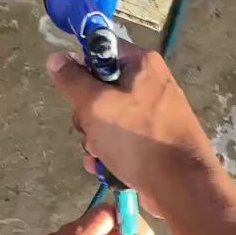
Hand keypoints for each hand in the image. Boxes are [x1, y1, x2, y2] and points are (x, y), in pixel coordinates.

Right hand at [47, 46, 223, 212]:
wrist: (179, 184)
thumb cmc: (137, 138)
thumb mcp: (96, 105)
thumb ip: (73, 81)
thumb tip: (56, 57)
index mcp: (141, 64)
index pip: (101, 51)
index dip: (81, 69)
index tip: (75, 92)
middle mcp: (148, 83)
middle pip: (99, 88)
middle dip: (86, 115)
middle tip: (91, 128)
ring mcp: (151, 113)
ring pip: (105, 118)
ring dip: (93, 138)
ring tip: (100, 153)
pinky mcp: (150, 139)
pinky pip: (118, 138)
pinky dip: (107, 152)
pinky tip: (104, 166)